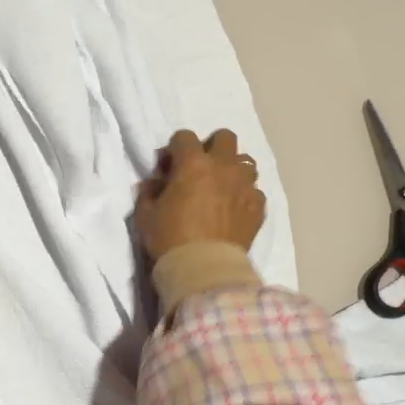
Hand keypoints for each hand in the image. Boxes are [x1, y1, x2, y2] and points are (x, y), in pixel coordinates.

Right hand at [134, 129, 265, 257]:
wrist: (203, 268)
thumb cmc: (168, 238)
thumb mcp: (145, 214)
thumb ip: (149, 191)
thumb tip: (155, 181)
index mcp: (193, 164)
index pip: (184, 137)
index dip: (174, 149)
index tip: (169, 166)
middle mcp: (224, 167)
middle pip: (225, 137)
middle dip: (211, 147)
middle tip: (200, 169)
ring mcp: (245, 185)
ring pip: (245, 162)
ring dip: (231, 169)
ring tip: (220, 188)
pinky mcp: (258, 205)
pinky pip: (254, 190)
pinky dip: (243, 195)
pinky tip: (232, 210)